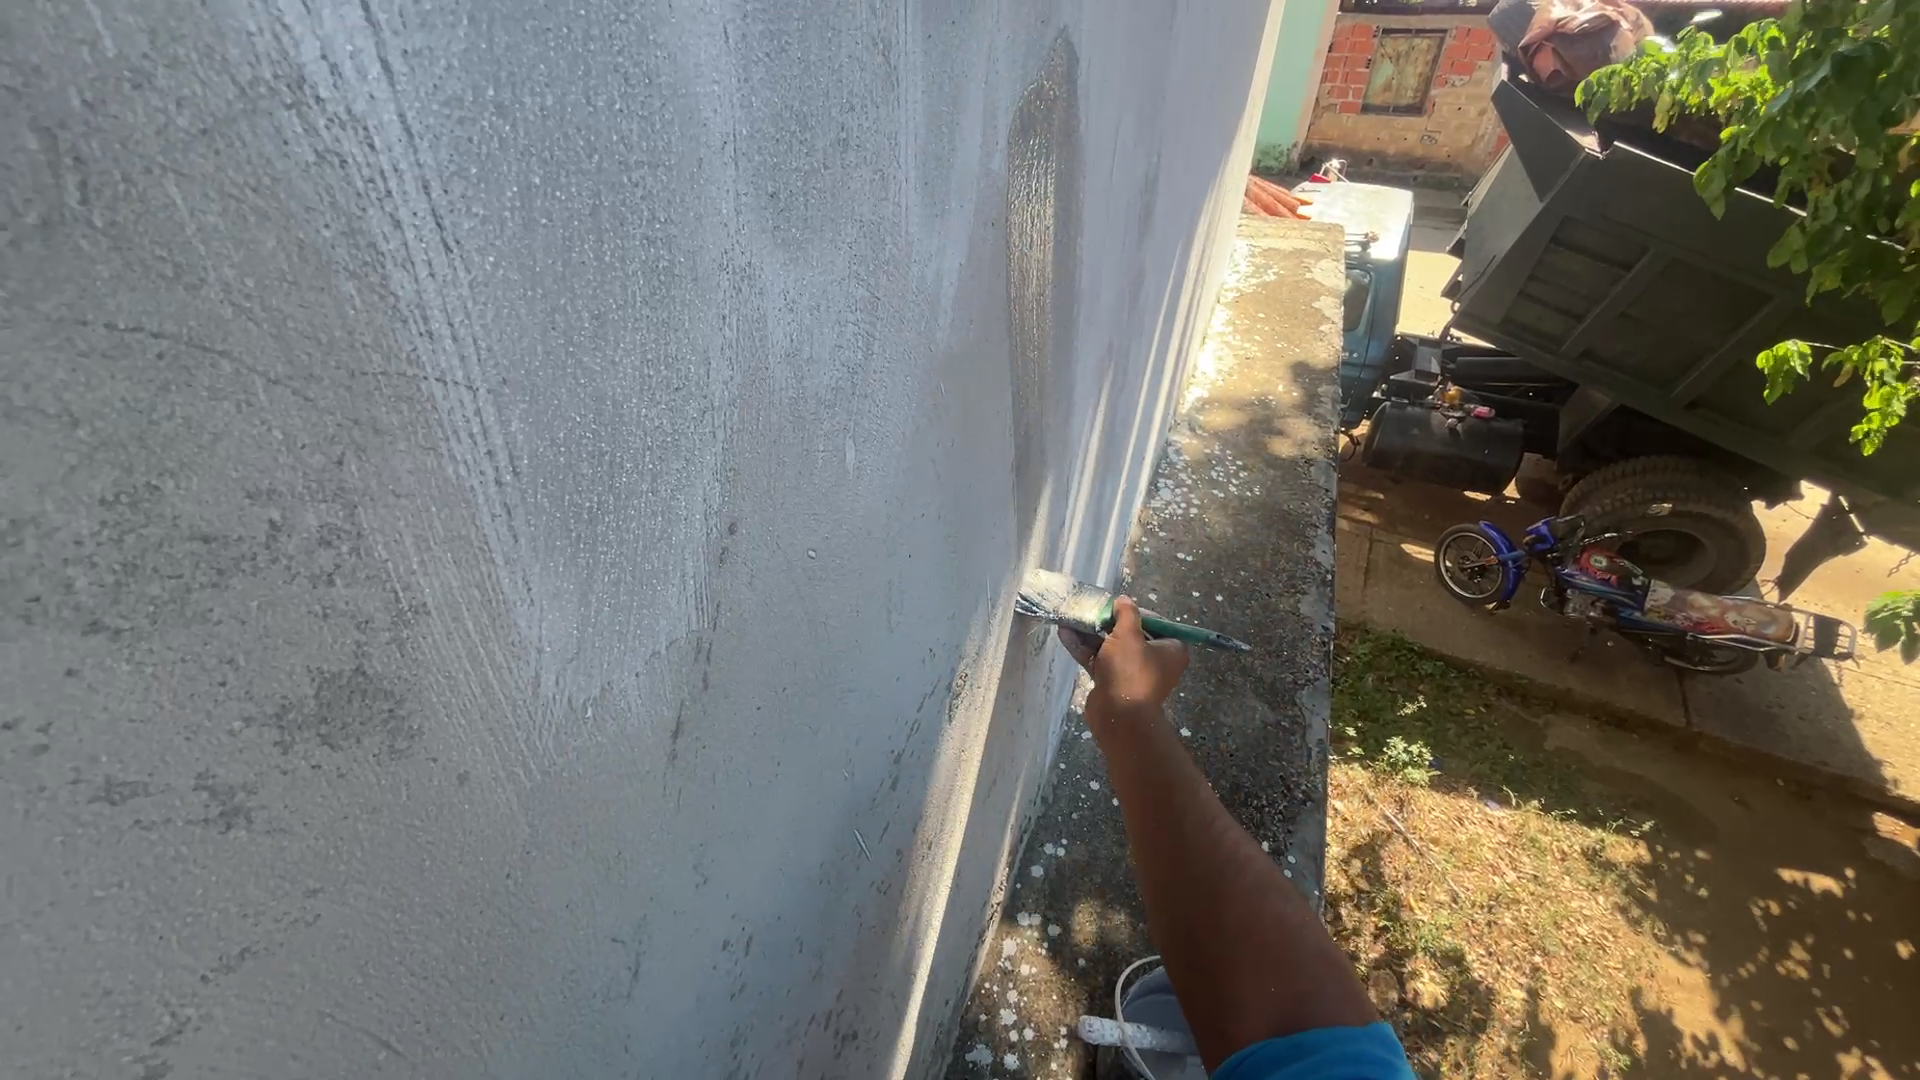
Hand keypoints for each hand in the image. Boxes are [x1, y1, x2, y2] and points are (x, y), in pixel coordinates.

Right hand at [1057, 595, 1189, 731]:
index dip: (1135, 612)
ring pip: (1111, 647)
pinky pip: (1099, 660)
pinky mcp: (1113, 682)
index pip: (1156, 623)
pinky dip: (1084, 648)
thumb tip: (1124, 600)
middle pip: (1131, 635)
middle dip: (1108, 622)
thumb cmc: (1131, 670)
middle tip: (1093, 610)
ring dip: (1091, 633)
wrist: (1118, 714)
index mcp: (1171, 650)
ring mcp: (1132, 673)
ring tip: (1072, 617)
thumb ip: (1126, 613)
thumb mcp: (1129, 634)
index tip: (1117, 606)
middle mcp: (1155, 661)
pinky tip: (1065, 633)